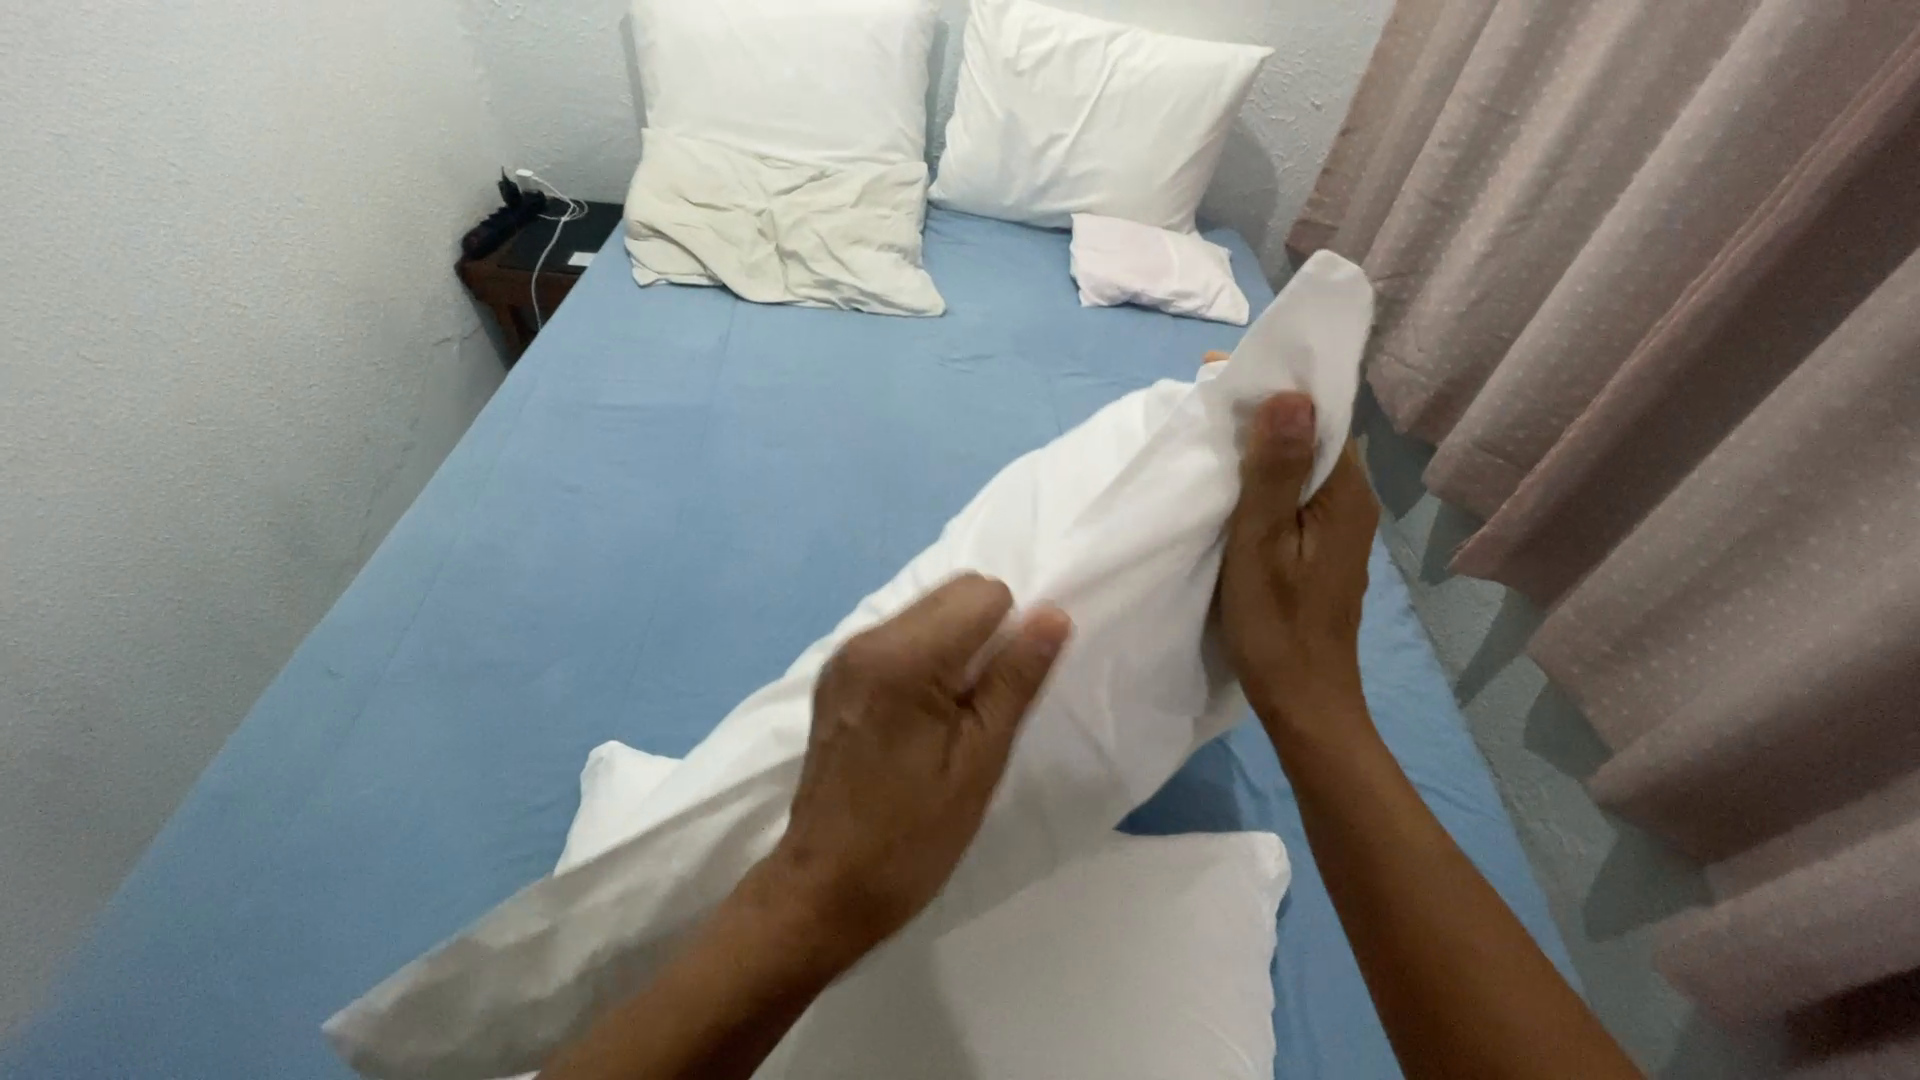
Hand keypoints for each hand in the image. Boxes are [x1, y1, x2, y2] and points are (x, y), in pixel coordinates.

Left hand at [769, 574, 1071, 953]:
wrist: (827, 886)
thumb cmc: (913, 836)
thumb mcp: (980, 761)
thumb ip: (1016, 679)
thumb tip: (1053, 614)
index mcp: (902, 658)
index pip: (984, 594)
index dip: (1012, 634)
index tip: (1005, 693)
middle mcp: (867, 639)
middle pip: (954, 592)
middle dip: (986, 633)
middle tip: (981, 708)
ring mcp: (845, 655)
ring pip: (928, 610)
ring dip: (957, 645)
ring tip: (953, 716)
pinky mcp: (837, 674)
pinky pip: (901, 635)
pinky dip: (927, 658)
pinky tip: (923, 716)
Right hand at [1219, 392, 1378, 733]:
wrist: (1305, 700)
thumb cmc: (1278, 626)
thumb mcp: (1263, 546)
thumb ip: (1276, 474)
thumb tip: (1290, 396)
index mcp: (1346, 495)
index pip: (1323, 414)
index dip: (1279, 385)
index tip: (1221, 370)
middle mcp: (1352, 501)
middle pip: (1315, 434)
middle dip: (1267, 407)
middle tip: (1206, 396)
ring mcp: (1339, 526)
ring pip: (1303, 463)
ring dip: (1263, 441)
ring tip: (1211, 427)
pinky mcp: (1322, 545)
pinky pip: (1295, 490)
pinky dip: (1265, 474)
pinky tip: (1231, 479)